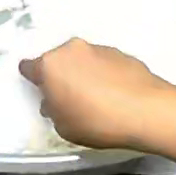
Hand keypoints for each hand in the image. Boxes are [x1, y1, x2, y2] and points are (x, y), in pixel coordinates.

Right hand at [19, 39, 175, 150]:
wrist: (146, 110)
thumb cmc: (96, 121)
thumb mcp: (63, 126)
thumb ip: (53, 109)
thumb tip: (56, 100)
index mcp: (51, 65)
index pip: (29, 67)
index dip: (32, 79)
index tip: (39, 89)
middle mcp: (72, 50)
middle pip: (58, 61)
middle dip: (60, 76)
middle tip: (69, 99)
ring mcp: (98, 48)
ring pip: (82, 60)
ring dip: (83, 74)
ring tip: (96, 99)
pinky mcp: (121, 53)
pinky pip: (103, 63)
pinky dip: (103, 74)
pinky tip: (114, 94)